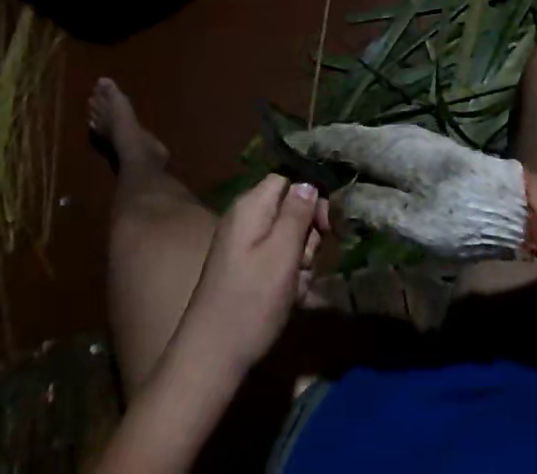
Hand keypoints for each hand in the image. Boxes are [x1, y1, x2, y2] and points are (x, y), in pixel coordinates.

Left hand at [171, 174, 324, 376]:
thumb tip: (309, 182)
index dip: (310, 197)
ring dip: (300, 262)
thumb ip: (297, 213)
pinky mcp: (245, 269)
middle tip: (303, 264)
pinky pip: (277, 261)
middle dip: (307, 237)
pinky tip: (287, 299)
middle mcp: (245, 219)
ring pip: (288, 239)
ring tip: (294, 288)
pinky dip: (288, 277)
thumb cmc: (251, 302)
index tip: (325, 226)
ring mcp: (243, 246)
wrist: (211, 357)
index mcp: (250, 206)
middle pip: (290, 210)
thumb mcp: (282, 254)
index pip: (287, 180)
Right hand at [286, 124, 528, 260]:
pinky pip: (380, 151)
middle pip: (349, 138)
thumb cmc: (455, 215)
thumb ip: (362, 206)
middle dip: (322, 151)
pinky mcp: (427, 153)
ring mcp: (413, 141)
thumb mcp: (402, 219)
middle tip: (297, 169)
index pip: (335, 138)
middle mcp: (395, 135)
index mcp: (385, 146)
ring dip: (342, 157)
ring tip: (321, 177)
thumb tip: (332, 202)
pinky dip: (361, 162)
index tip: (283, 149)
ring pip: (366, 144)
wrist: (513, 206)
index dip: (309, 144)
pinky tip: (359, 181)